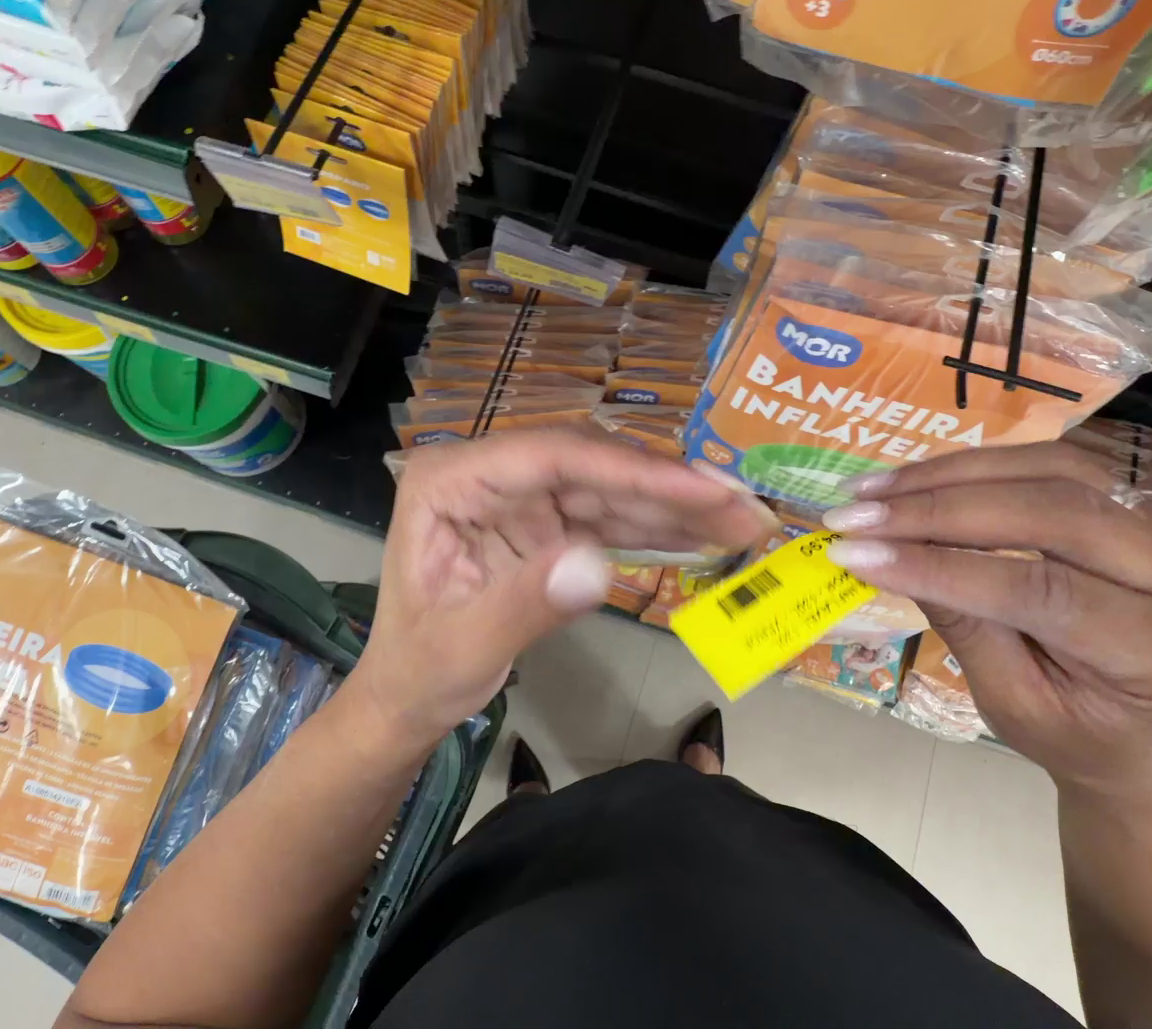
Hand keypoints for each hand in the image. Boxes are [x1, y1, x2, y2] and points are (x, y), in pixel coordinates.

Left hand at [352, 430, 775, 745]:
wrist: (409, 694)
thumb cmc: (421, 670)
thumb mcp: (466, 645)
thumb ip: (526, 602)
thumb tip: (597, 565)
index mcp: (448, 480)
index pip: (550, 456)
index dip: (632, 469)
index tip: (704, 487)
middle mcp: (485, 473)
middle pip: (588, 464)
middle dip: (666, 485)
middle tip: (742, 506)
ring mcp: (515, 497)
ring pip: (604, 487)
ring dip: (670, 505)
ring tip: (740, 521)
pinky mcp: (540, 523)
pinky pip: (602, 517)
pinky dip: (651, 527)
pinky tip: (698, 534)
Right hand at [820, 442, 1151, 799]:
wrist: (1138, 739)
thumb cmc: (1072, 738)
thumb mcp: (1012, 704)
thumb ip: (965, 628)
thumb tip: (885, 557)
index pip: (1043, 591)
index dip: (941, 567)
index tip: (855, 554)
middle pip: (1056, 513)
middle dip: (940, 509)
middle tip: (854, 515)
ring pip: (1055, 474)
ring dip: (952, 475)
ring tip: (872, 490)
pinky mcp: (1134, 515)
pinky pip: (1053, 471)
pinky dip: (977, 469)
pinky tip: (917, 482)